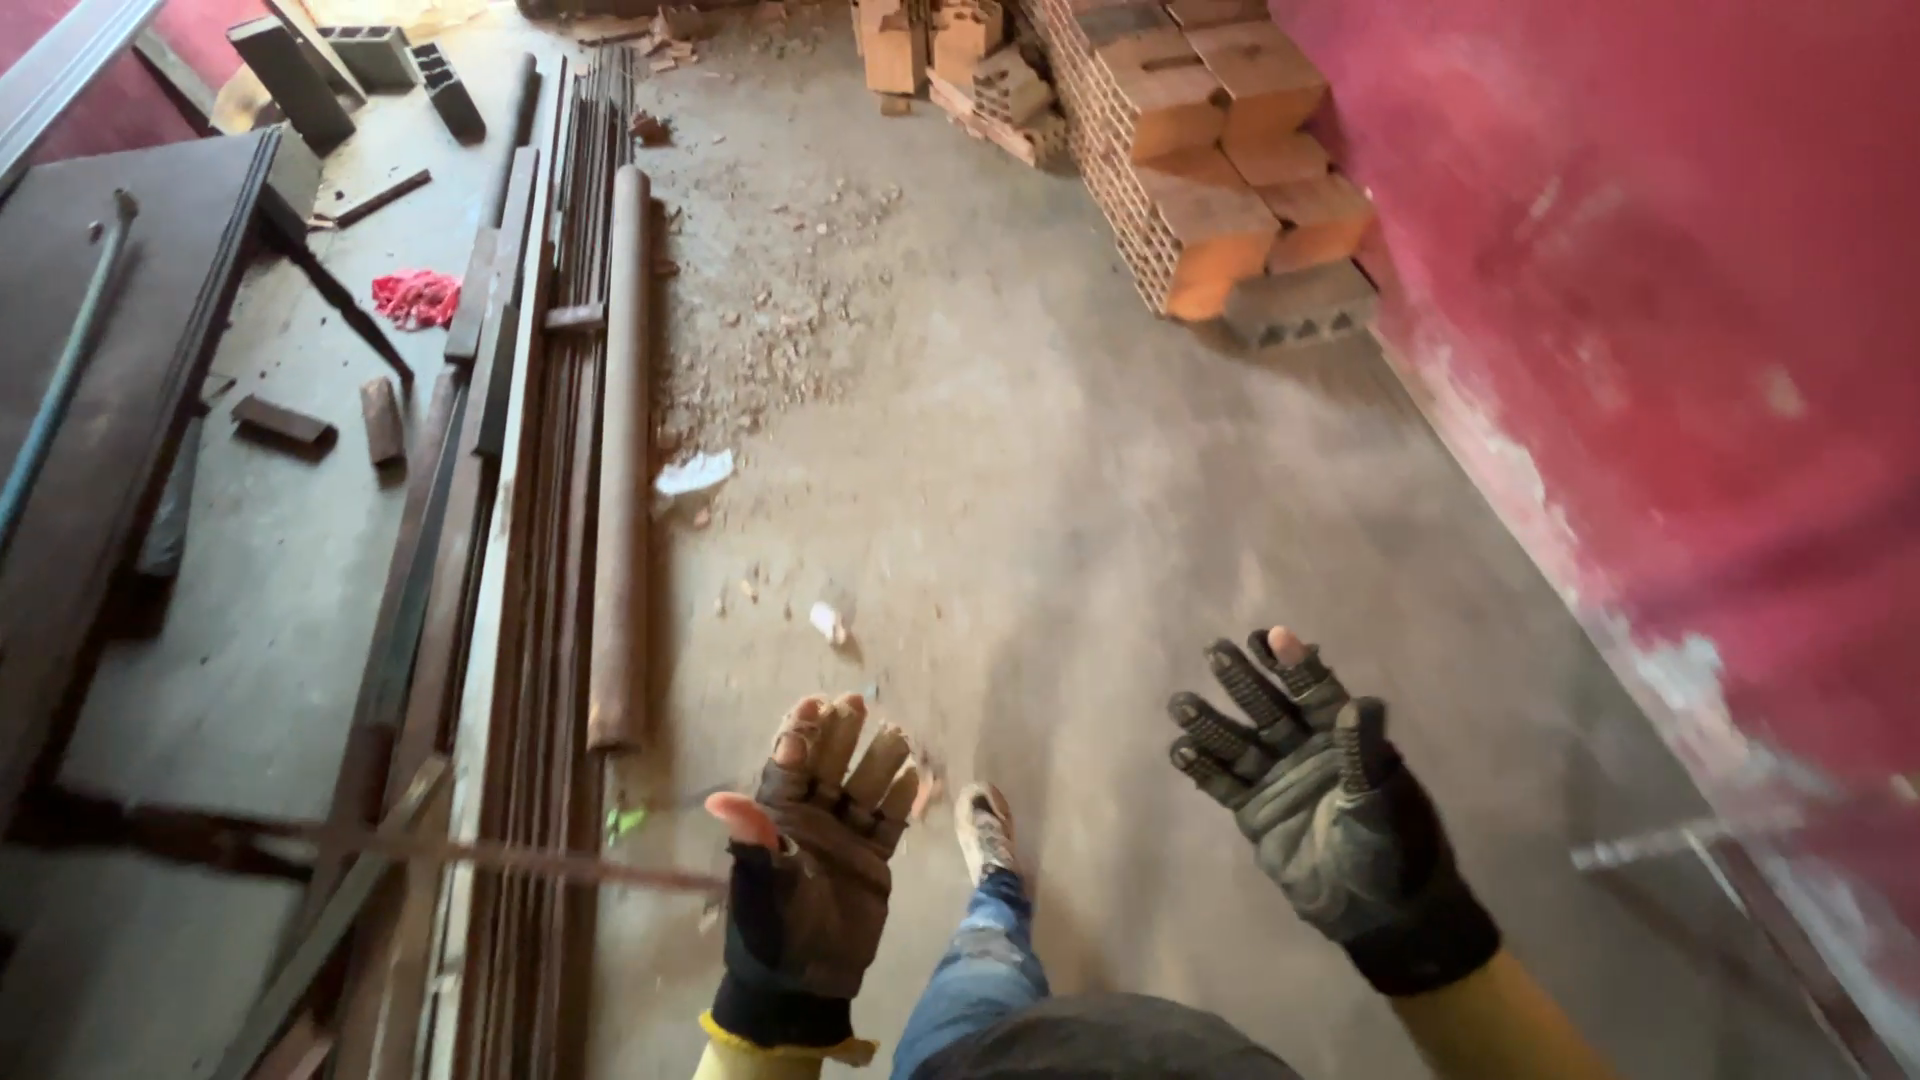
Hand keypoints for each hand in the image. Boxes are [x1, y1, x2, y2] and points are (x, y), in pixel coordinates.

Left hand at [703, 694, 918, 1057]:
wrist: (807, 983)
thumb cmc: (774, 930)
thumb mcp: (761, 885)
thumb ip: (753, 840)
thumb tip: (720, 798)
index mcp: (780, 819)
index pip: (790, 765)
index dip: (800, 733)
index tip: (814, 702)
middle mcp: (814, 819)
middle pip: (830, 765)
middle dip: (841, 733)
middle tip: (855, 701)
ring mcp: (846, 835)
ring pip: (864, 786)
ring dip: (878, 759)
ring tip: (896, 732)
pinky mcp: (873, 856)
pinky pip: (889, 819)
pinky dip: (901, 798)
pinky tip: (914, 776)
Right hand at [1165, 627, 1499, 996]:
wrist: (1377, 914)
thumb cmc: (1395, 850)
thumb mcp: (1385, 800)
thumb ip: (1365, 754)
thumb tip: (1361, 702)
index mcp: (1341, 739)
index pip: (1314, 693)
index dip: (1292, 665)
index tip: (1267, 636)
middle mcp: (1302, 749)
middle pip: (1267, 708)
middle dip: (1243, 680)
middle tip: (1216, 650)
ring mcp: (1274, 778)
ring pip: (1237, 741)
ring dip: (1210, 721)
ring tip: (1181, 702)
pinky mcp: (1253, 810)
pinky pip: (1222, 783)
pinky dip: (1202, 768)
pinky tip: (1180, 749)